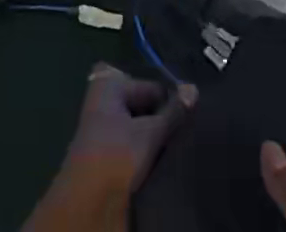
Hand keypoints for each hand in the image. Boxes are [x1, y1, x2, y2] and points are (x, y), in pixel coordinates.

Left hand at [22, 65, 194, 231]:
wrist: (88, 200)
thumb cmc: (116, 156)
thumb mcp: (150, 133)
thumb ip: (174, 113)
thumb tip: (193, 87)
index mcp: (110, 85)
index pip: (154, 89)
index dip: (174, 106)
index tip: (197, 123)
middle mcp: (107, 99)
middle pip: (148, 106)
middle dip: (167, 121)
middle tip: (193, 138)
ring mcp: (107, 125)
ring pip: (144, 126)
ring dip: (161, 138)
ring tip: (184, 150)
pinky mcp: (110, 149)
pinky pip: (138, 141)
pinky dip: (151, 149)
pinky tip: (170, 162)